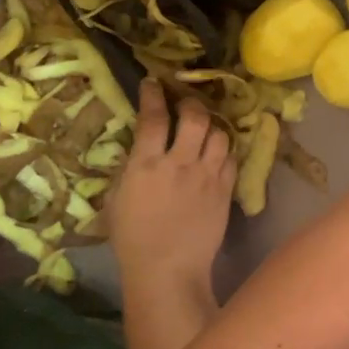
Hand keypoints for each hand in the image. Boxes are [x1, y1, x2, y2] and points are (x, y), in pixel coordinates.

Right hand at [110, 81, 235, 292]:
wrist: (169, 266)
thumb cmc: (132, 237)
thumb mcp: (117, 197)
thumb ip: (131, 168)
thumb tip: (141, 150)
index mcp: (145, 164)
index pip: (153, 118)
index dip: (154, 96)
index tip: (154, 83)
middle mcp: (180, 163)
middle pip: (195, 119)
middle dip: (192, 104)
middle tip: (187, 102)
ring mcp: (208, 176)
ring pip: (219, 136)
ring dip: (213, 126)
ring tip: (206, 126)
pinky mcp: (226, 190)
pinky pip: (231, 159)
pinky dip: (225, 150)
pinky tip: (219, 151)